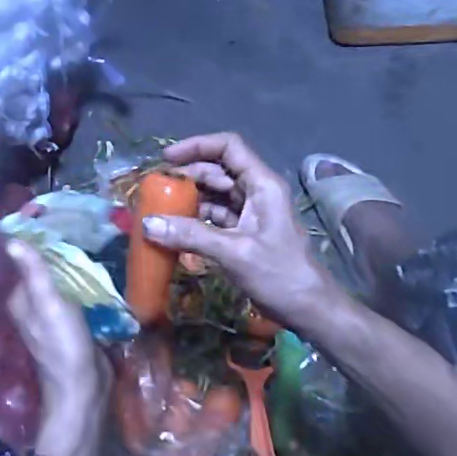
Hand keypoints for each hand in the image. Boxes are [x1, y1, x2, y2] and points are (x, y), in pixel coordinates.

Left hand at [5, 240, 109, 452]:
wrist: (84, 390)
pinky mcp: (78, 323)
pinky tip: (106, 270)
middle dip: (64, 248)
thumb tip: (10, 240)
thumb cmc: (62, 345)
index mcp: (22, 297)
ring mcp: (56, 314)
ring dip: (80, 264)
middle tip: (86, 223)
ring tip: (100, 239)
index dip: (41, 236)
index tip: (59, 213)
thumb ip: (33, 272)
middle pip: (49, 267)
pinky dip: (91, 283)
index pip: (29, 257)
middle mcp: (35, 303)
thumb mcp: (48, 304)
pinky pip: (82, 295)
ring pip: (67, 280)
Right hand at [141, 133, 350, 332]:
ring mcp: (250, 211)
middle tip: (156, 188)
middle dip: (186, 175)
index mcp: (262, 185)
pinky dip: (194, 217)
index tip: (167, 159)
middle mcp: (256, 191)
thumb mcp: (234, 253)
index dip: (197, 145)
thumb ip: (191, 235)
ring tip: (159, 207)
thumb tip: (148, 223)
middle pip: (217, 169)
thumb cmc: (279, 275)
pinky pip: (214, 214)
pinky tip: (174, 228)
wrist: (308, 310)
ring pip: (214, 192)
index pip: (228, 147)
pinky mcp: (243, 231)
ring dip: (188, 197)